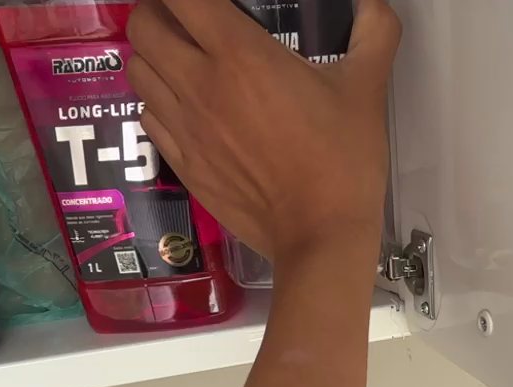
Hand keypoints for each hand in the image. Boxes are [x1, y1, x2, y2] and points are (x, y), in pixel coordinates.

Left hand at [127, 0, 400, 269]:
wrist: (322, 238)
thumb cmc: (343, 164)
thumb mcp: (367, 90)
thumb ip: (373, 32)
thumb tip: (373, 4)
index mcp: (237, 52)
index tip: (205, 2)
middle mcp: (199, 85)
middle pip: (143, 25)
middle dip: (159, 15)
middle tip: (188, 25)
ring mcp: (186, 131)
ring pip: (139, 72)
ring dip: (155, 60)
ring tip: (183, 67)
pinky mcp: (186, 168)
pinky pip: (149, 120)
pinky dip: (159, 107)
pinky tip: (188, 113)